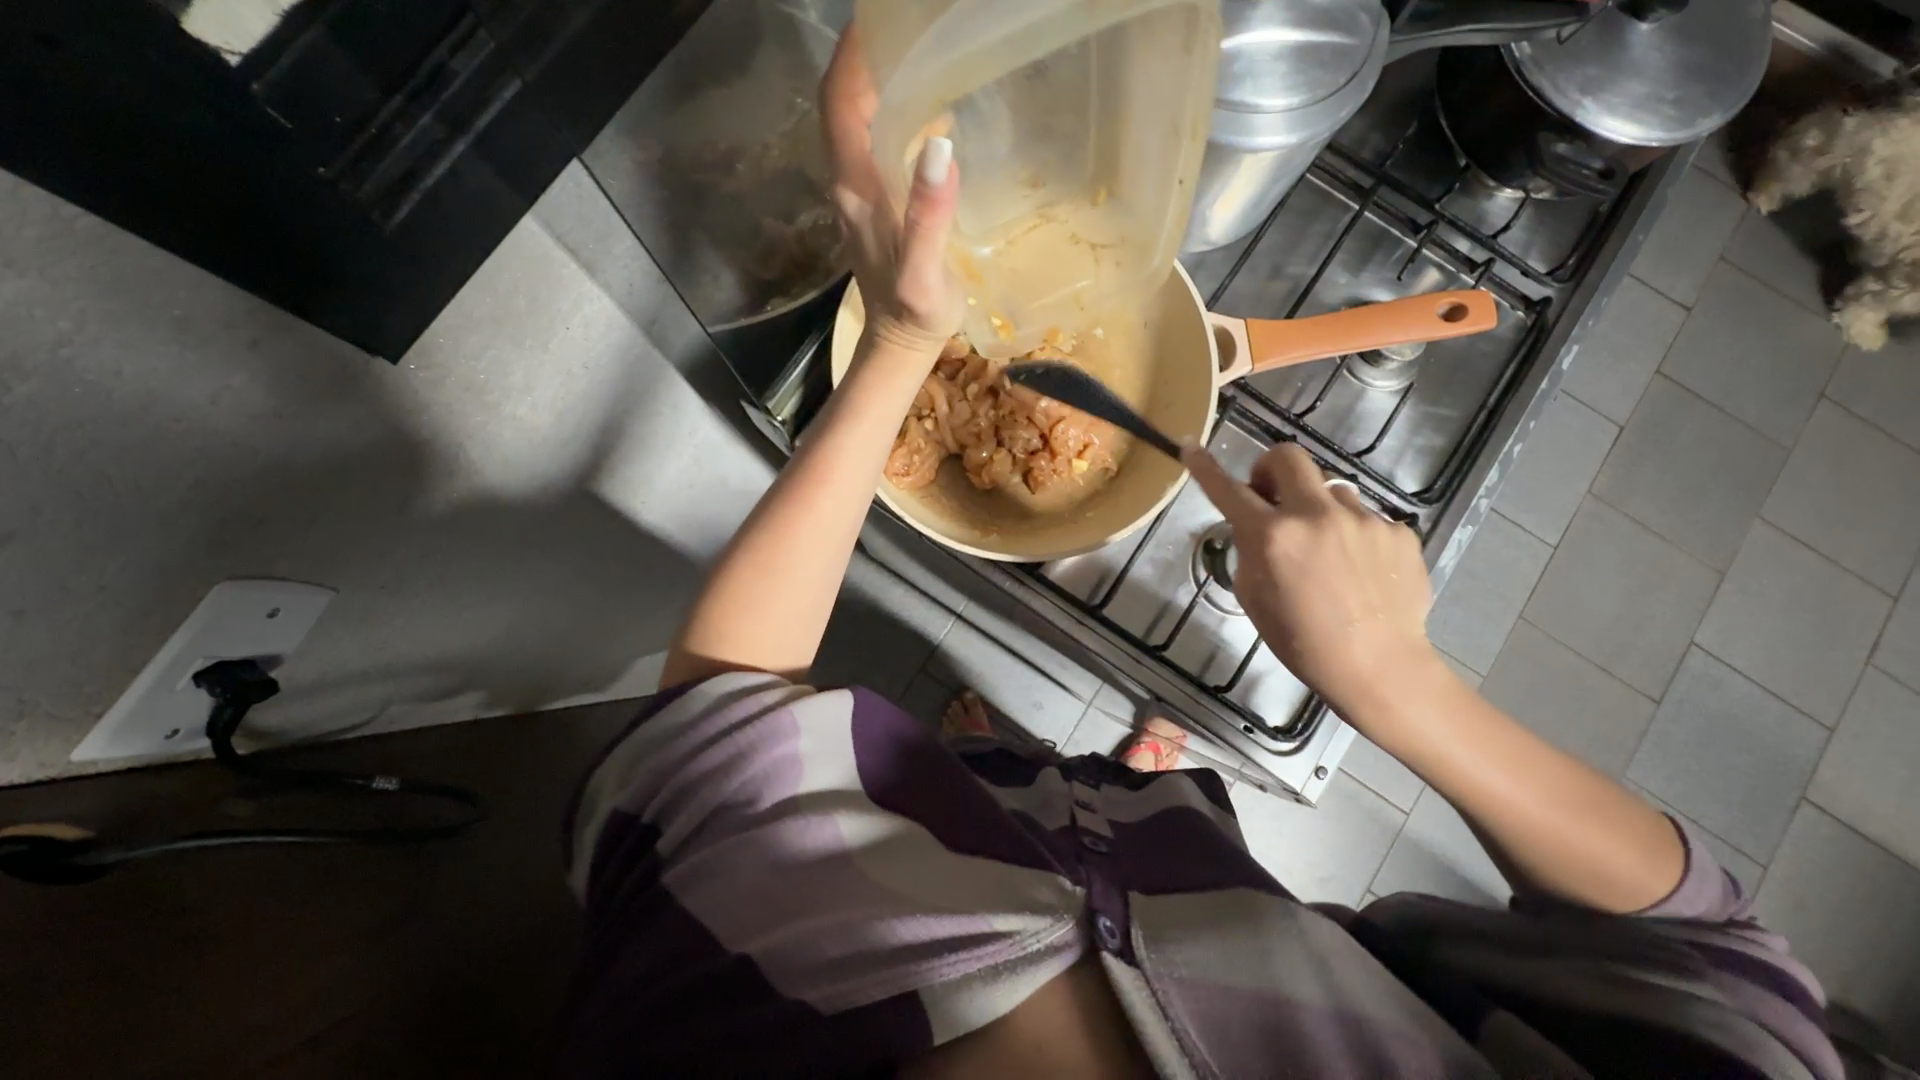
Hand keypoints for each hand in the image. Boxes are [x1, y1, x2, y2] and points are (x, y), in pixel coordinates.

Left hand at [820, 25, 961, 354]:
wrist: (900, 344)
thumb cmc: (916, 312)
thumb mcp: (925, 272)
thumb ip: (929, 215)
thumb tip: (939, 144)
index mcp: (856, 188)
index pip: (841, 105)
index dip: (853, 57)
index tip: (876, 19)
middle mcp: (847, 182)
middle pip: (840, 103)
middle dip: (861, 57)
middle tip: (900, 26)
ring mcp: (857, 191)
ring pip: (852, 119)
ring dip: (871, 79)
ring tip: (909, 49)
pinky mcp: (871, 200)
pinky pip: (869, 140)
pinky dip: (886, 109)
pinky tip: (921, 102)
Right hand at [1182, 443, 1442, 715]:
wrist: (1378, 666)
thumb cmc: (1302, 642)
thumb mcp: (1254, 598)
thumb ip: (1251, 552)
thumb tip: (1257, 530)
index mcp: (1272, 536)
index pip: (1228, 490)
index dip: (1205, 467)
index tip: (1192, 447)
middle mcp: (1316, 515)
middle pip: (1288, 457)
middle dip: (1271, 469)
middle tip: (1271, 499)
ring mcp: (1362, 519)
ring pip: (1331, 492)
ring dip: (1319, 511)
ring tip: (1327, 553)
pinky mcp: (1397, 531)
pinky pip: (1366, 520)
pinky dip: (1355, 538)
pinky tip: (1361, 573)